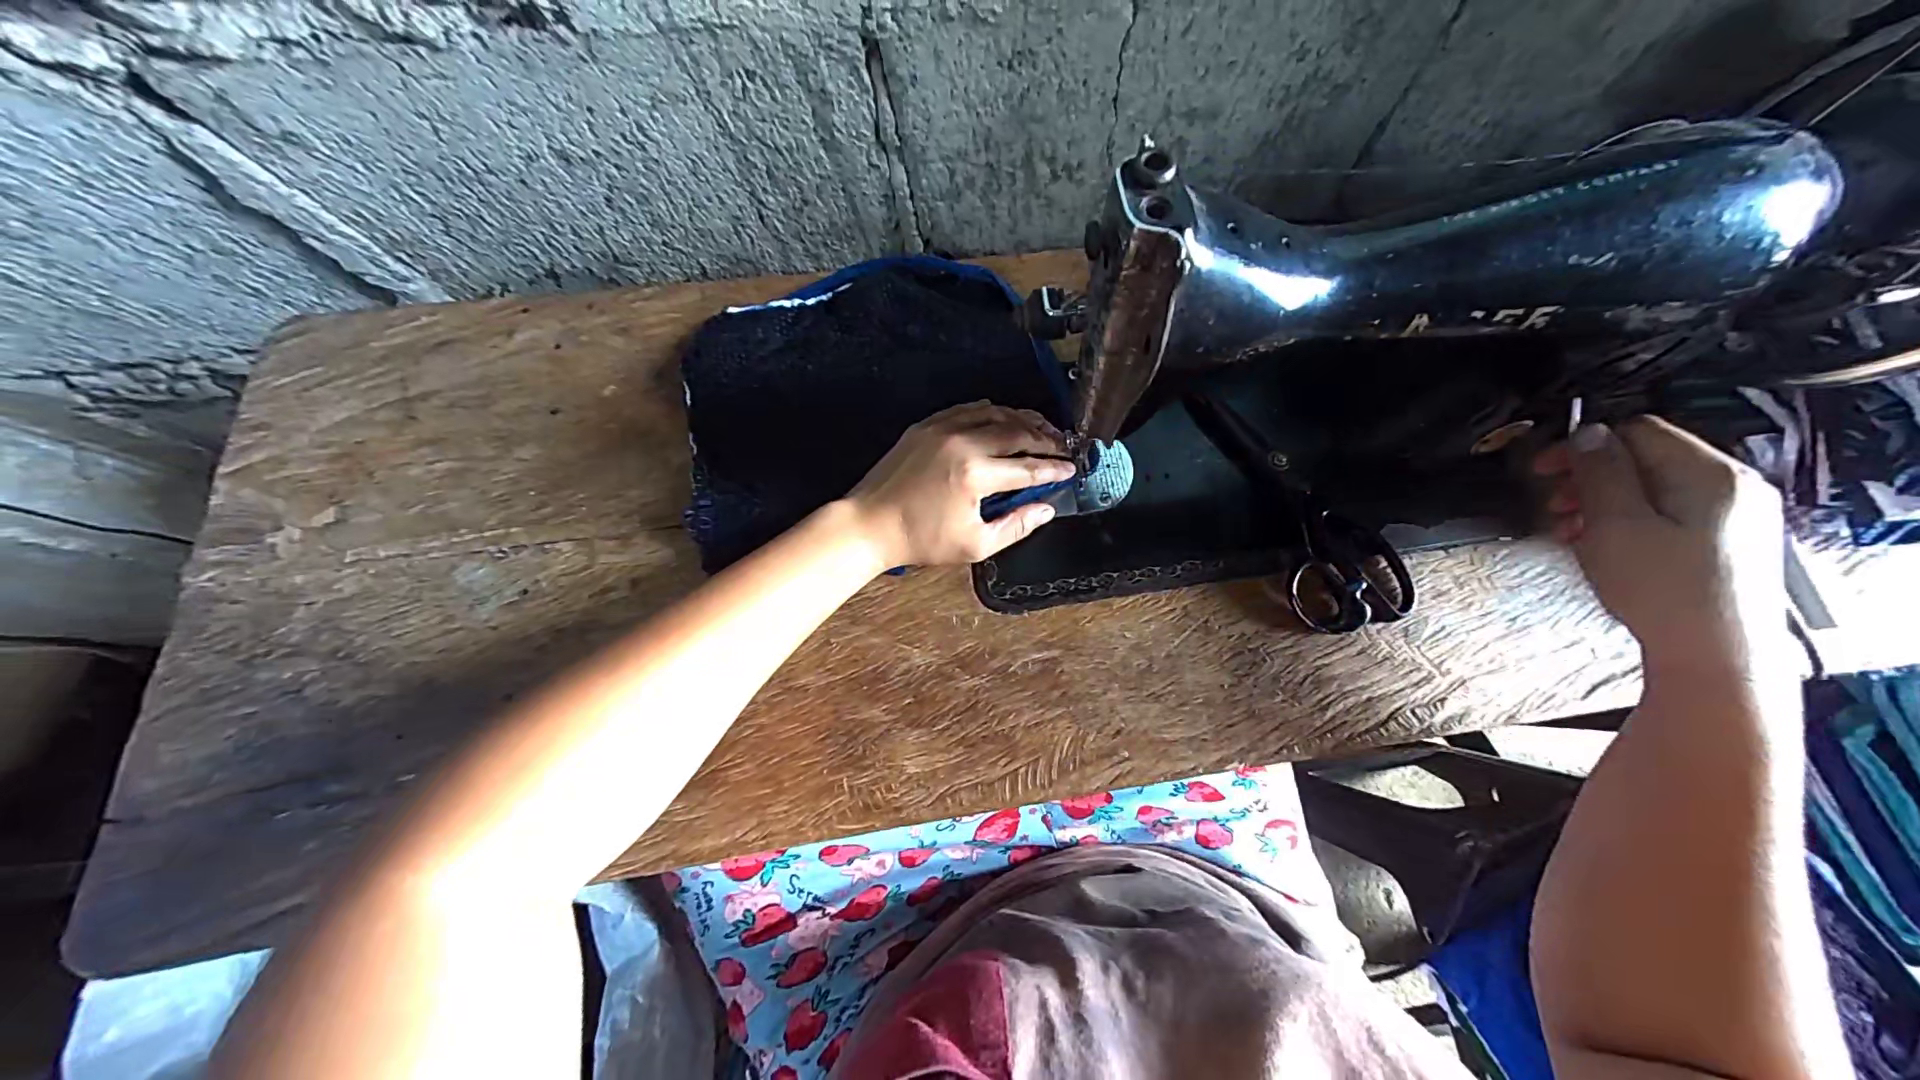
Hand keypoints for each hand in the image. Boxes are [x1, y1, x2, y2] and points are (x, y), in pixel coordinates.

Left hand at [843, 401, 1073, 566]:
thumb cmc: (921, 540)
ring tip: (1041, 428)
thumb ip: (1016, 526)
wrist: (870, 524)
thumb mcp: (974, 545)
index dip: (1055, 467)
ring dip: (1022, 419)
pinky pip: (967, 409)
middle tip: (1062, 445)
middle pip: (1016, 431)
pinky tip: (1002, 417)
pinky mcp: (926, 425)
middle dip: (1045, 438)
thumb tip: (1047, 509)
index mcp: (975, 475)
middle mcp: (962, 443)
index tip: (1072, 468)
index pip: (1028, 467)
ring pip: (994, 412)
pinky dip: (991, 411)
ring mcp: (942, 429)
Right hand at [1535, 416, 1787, 676]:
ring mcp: (1733, 517)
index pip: (1637, 431)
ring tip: (1572, 529)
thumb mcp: (1615, 525)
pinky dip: (1627, 520)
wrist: (1714, 655)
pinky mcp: (1724, 543)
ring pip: (1653, 487)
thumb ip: (1601, 474)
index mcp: (1710, 474)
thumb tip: (1589, 435)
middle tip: (1554, 503)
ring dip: (1602, 501)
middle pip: (1645, 459)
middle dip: (1589, 477)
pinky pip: (1667, 513)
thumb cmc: (1664, 592)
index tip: (1545, 469)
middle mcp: (1732, 487)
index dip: (1583, 446)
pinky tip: (1602, 545)